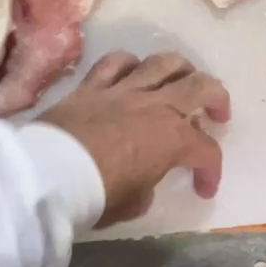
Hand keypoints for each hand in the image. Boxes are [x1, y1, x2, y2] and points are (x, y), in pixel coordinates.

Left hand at [39, 51, 230, 226]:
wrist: (48, 175)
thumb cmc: (97, 195)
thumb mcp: (133, 204)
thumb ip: (147, 186)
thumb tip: (144, 179)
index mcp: (172, 140)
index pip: (206, 151)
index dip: (211, 171)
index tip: (203, 188)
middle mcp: (155, 107)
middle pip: (200, 87)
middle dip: (216, 98)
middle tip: (217, 114)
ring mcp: (123, 91)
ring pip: (163, 63)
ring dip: (181, 69)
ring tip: (182, 81)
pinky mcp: (91, 86)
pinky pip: (116, 62)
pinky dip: (129, 63)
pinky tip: (133, 71)